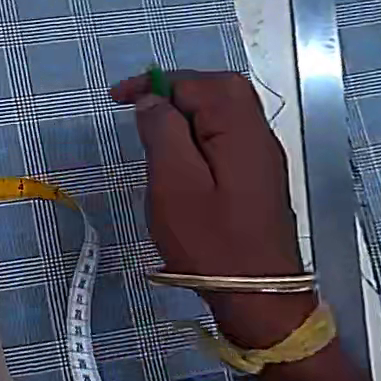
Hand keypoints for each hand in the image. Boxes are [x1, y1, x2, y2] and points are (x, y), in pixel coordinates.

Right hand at [109, 69, 313, 347]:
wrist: (256, 298)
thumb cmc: (209, 242)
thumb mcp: (174, 183)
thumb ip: (162, 132)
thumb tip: (151, 101)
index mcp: (240, 131)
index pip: (199, 84)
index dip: (156, 83)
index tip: (119, 98)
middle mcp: (258, 136)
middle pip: (221, 89)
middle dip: (176, 89)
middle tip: (139, 107)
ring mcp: (261, 157)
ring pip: (225, 111)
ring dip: (186, 109)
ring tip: (152, 128)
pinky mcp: (256, 177)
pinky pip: (227, 134)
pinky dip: (198, 130)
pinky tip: (178, 153)